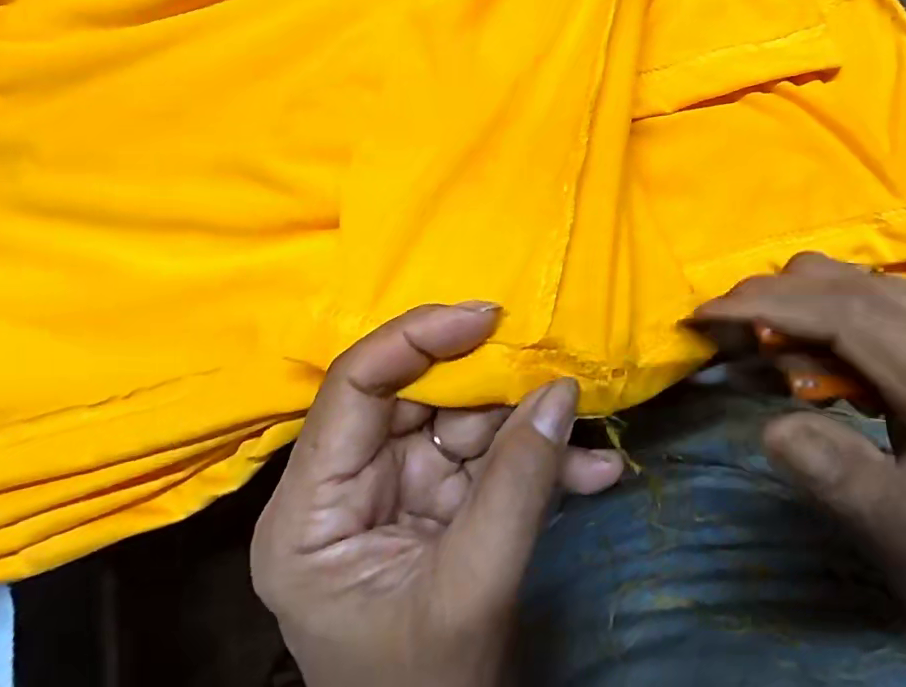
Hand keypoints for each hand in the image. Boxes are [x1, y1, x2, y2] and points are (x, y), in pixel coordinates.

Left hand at [251, 302, 625, 686]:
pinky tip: (593, 474)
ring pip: (464, 425)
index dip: (415, 339)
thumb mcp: (472, 587)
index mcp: (312, 509)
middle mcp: (346, 488)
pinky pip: (490, 462)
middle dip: (491, 387)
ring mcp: (397, 493)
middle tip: (552, 372)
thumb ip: (517, 483)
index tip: (484, 317)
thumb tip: (560, 391)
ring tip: (585, 440)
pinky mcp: (439, 505)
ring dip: (529, 429)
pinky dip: (539, 465)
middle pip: (417, 398)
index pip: (353, 388)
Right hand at [695, 254, 905, 680]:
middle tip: (730, 350)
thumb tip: (777, 430)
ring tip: (785, 368)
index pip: (868, 324)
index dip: (777, 307)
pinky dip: (832, 310)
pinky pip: (881, 285)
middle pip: (860, 288)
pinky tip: (831, 359)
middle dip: (774, 303)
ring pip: (863, 277)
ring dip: (801, 308)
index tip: (706, 315)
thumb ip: (863, 499)